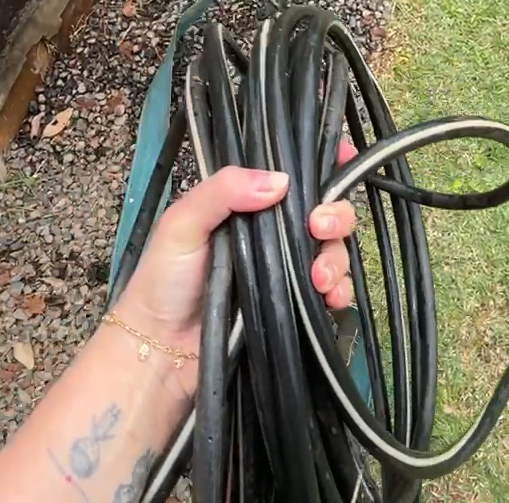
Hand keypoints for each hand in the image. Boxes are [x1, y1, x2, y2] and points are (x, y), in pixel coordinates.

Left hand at [110, 153, 359, 370]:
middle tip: (320, 228)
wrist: (160, 351)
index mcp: (251, 202)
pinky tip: (330, 298)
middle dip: (336, 215)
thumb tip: (282, 181)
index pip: (296, 173)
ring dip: (337, 258)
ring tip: (319, 278)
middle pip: (326, 210)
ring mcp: (288, 269)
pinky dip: (341, 291)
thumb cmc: (165, 279)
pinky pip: (334, 291)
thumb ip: (224, 190)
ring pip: (334, 250)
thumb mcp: (183, 223)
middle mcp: (276, 230)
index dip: (326, 163)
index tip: (347, 157)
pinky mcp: (296, 305)